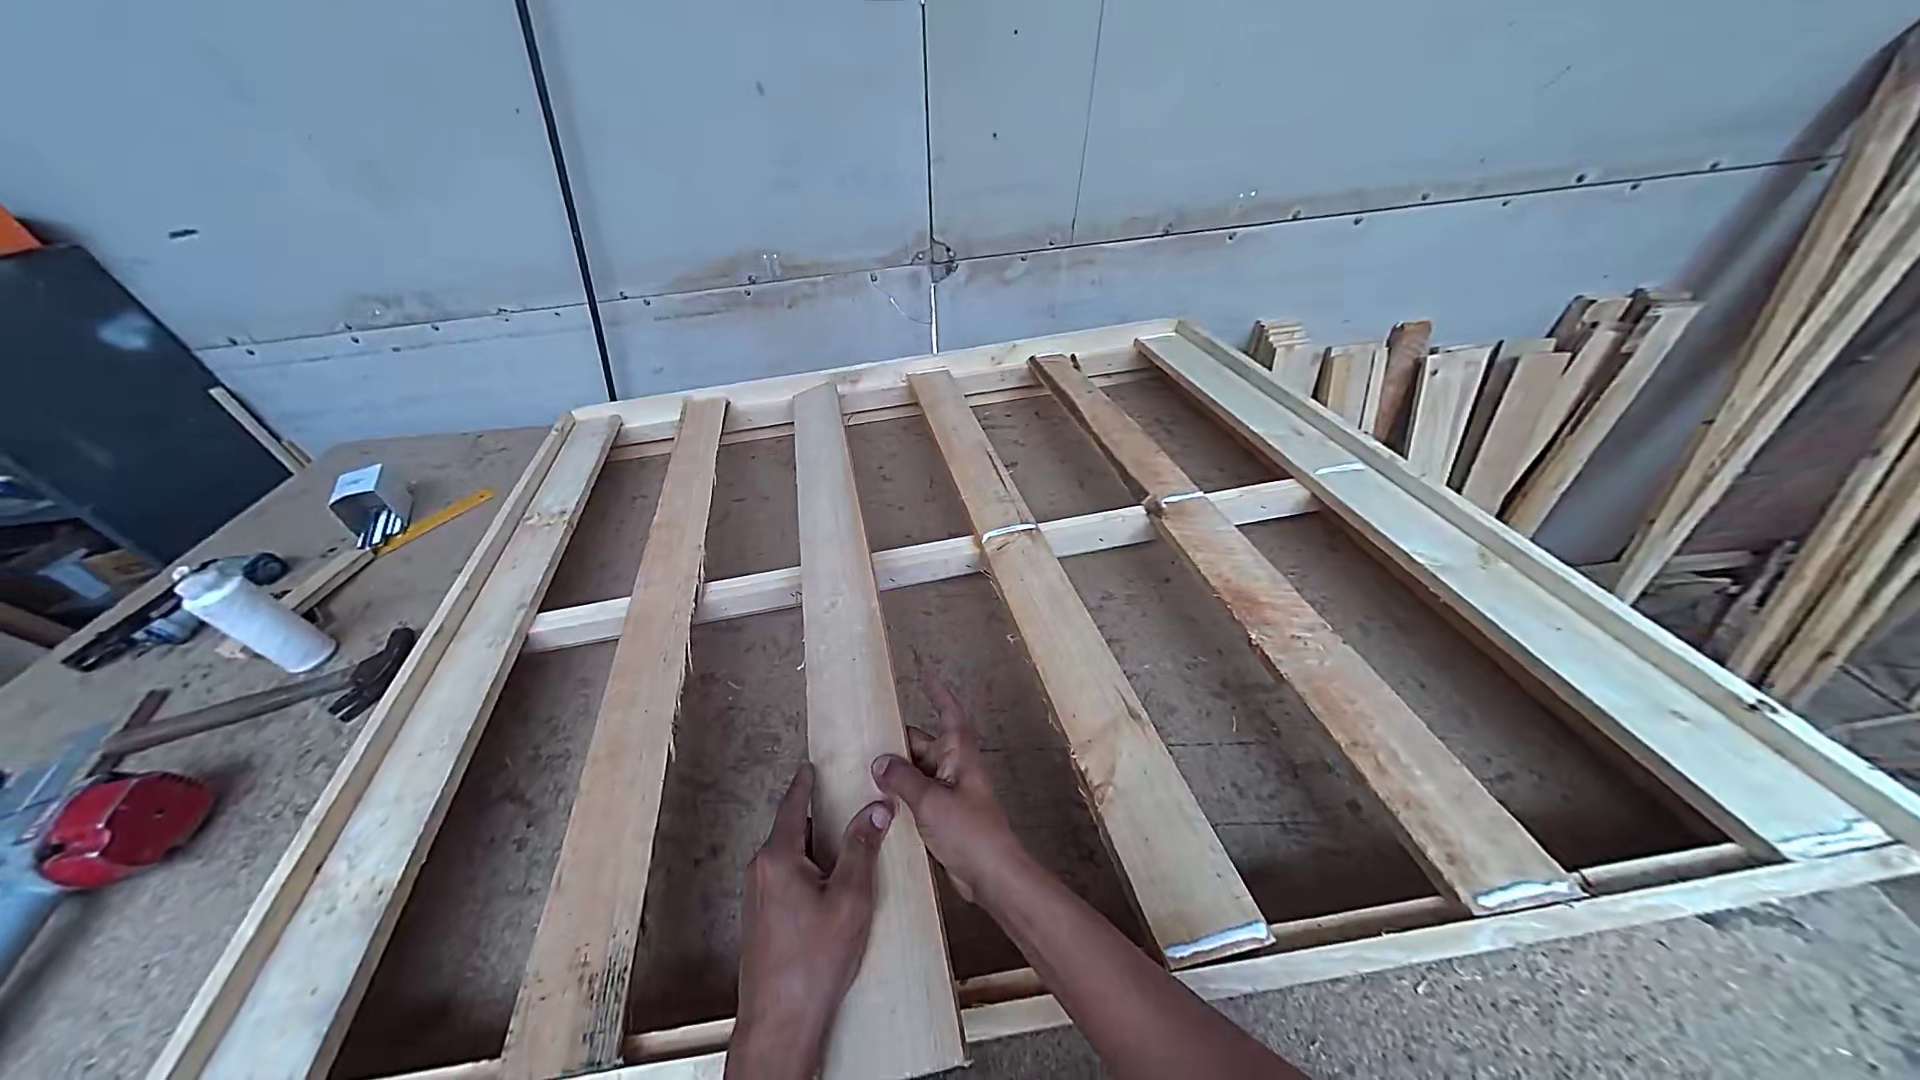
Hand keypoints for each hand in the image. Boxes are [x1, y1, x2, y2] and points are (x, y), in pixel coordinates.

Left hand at [728, 764, 891, 1079]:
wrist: (780, 1023)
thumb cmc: (814, 961)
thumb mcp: (850, 898)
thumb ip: (862, 848)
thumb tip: (877, 809)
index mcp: (778, 859)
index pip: (792, 806)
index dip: (805, 783)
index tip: (811, 766)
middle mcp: (761, 872)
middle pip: (793, 829)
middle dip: (820, 817)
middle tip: (848, 806)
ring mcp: (757, 897)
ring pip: (790, 856)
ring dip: (817, 847)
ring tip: (848, 847)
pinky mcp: (762, 918)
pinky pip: (786, 877)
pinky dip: (809, 869)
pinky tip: (832, 886)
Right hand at [871, 672, 1028, 902]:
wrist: (992, 875)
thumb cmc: (970, 831)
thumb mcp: (931, 800)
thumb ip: (902, 779)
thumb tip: (879, 761)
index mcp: (960, 755)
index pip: (950, 715)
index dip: (939, 695)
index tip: (925, 677)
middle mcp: (955, 769)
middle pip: (924, 745)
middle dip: (900, 741)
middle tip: (868, 737)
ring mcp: (950, 794)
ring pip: (918, 772)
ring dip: (897, 770)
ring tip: (864, 768)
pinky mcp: (943, 817)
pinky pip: (918, 796)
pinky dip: (901, 794)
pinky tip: (878, 800)